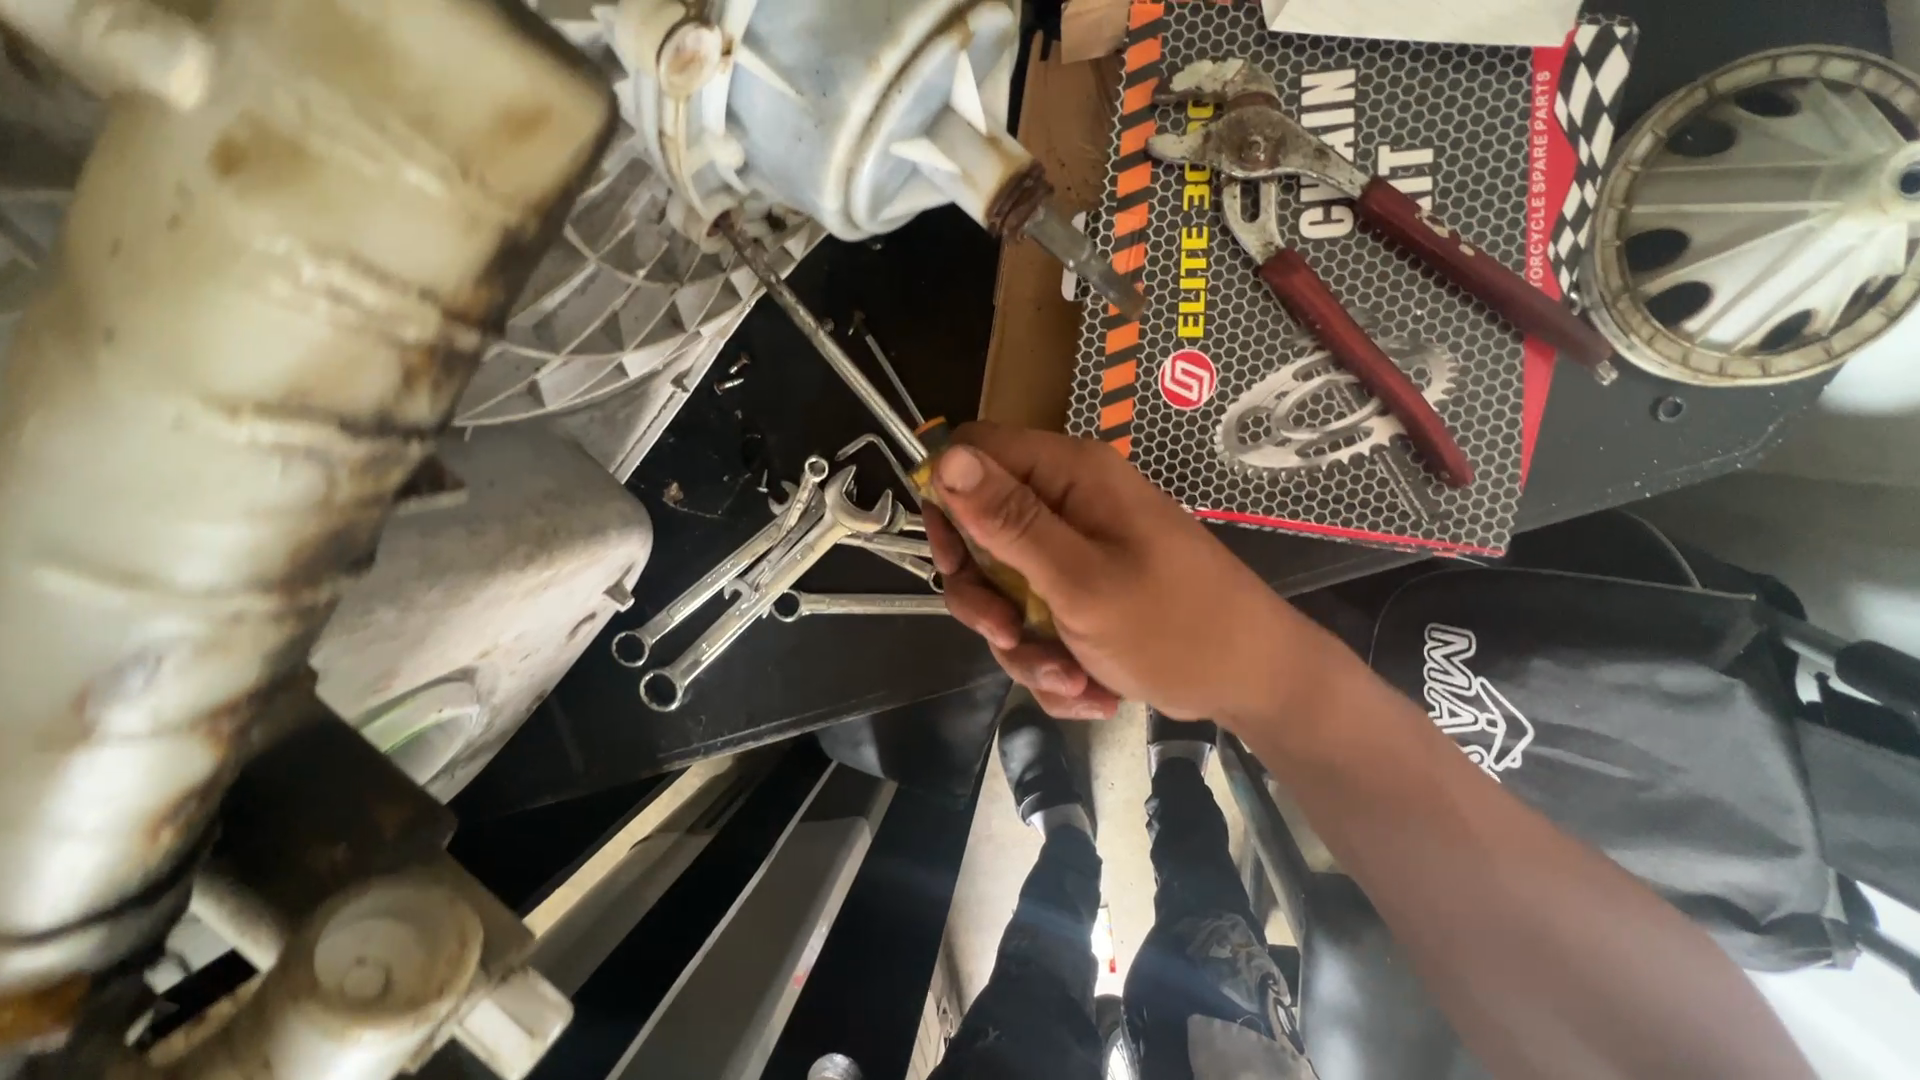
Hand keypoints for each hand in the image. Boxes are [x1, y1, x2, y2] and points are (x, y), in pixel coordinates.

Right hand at [924, 423, 1341, 723]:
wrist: (1250, 682)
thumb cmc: (1174, 626)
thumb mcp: (1080, 580)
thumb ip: (1009, 521)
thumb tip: (943, 458)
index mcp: (1072, 476)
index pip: (975, 454)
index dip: (948, 502)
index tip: (951, 561)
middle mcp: (1070, 503)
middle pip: (980, 532)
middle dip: (985, 597)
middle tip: (1007, 635)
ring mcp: (1078, 551)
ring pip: (1005, 590)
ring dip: (1023, 645)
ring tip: (1069, 677)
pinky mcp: (1085, 593)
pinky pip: (1036, 621)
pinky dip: (1051, 660)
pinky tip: (1088, 688)